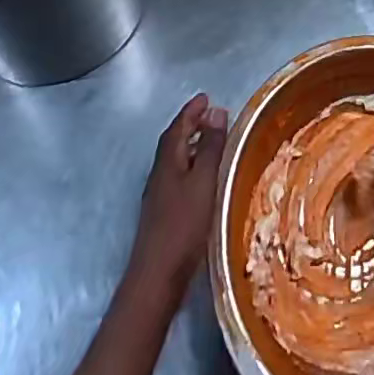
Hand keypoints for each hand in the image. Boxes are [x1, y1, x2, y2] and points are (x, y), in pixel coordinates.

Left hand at [126, 93, 228, 292]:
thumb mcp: (204, 182)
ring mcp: (159, 195)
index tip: (205, 97)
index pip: (178, 127)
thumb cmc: (183, 226)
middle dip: (190, 124)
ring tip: (210, 140)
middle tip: (209, 113)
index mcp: (168, 162)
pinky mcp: (163, 213)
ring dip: (190, 144)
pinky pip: (178, 175)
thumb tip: (216, 112)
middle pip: (173, 141)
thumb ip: (210, 148)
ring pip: (175, 159)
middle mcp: (160, 174)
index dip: (191, 111)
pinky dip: (190, 165)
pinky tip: (202, 177)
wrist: (157, 277)